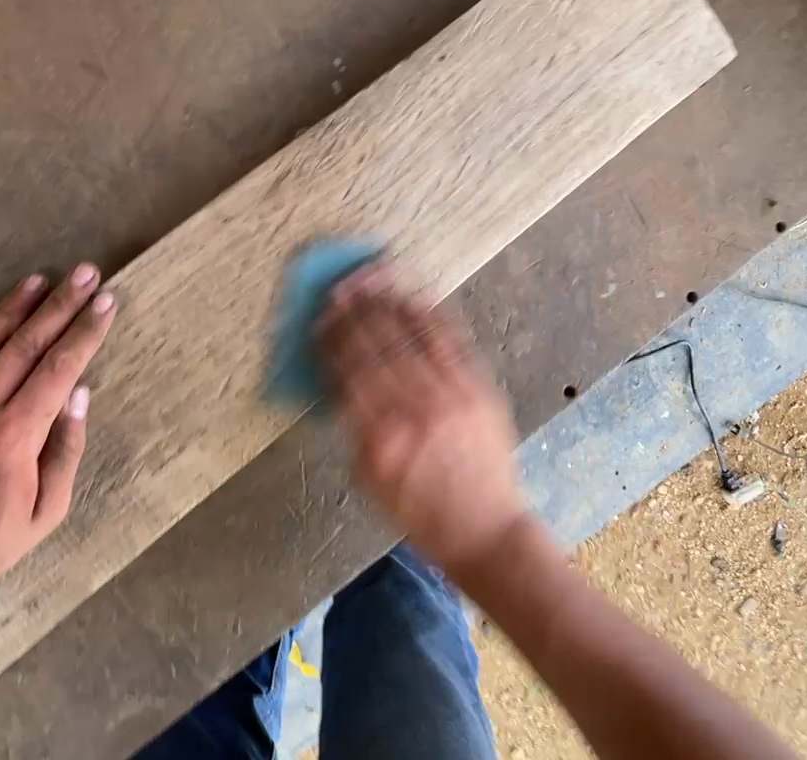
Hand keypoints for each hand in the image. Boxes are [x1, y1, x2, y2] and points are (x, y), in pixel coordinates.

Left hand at [0, 264, 117, 607]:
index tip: (105, 302)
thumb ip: (65, 451)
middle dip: (60, 305)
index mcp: (15, 437)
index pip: (60, 368)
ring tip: (39, 280)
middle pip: (25, 345)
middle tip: (83, 273)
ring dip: (13, 308)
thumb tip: (80, 395)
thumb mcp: (44, 513)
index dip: (86, 332)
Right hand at [318, 262, 530, 577]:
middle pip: (377, 345)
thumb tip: (341, 382)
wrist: (484, 528)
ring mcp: (451, 394)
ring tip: (370, 278)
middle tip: (340, 287)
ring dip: (387, 301)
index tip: (322, 317)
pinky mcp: (479, 388)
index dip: (333, 338)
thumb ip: (353, 430)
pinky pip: (451, 341)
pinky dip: (429, 314)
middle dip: (355, 311)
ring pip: (412, 334)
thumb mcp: (369, 480)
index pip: (349, 371)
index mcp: (379, 437)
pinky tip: (414, 295)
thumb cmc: (419, 512)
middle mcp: (414, 409)